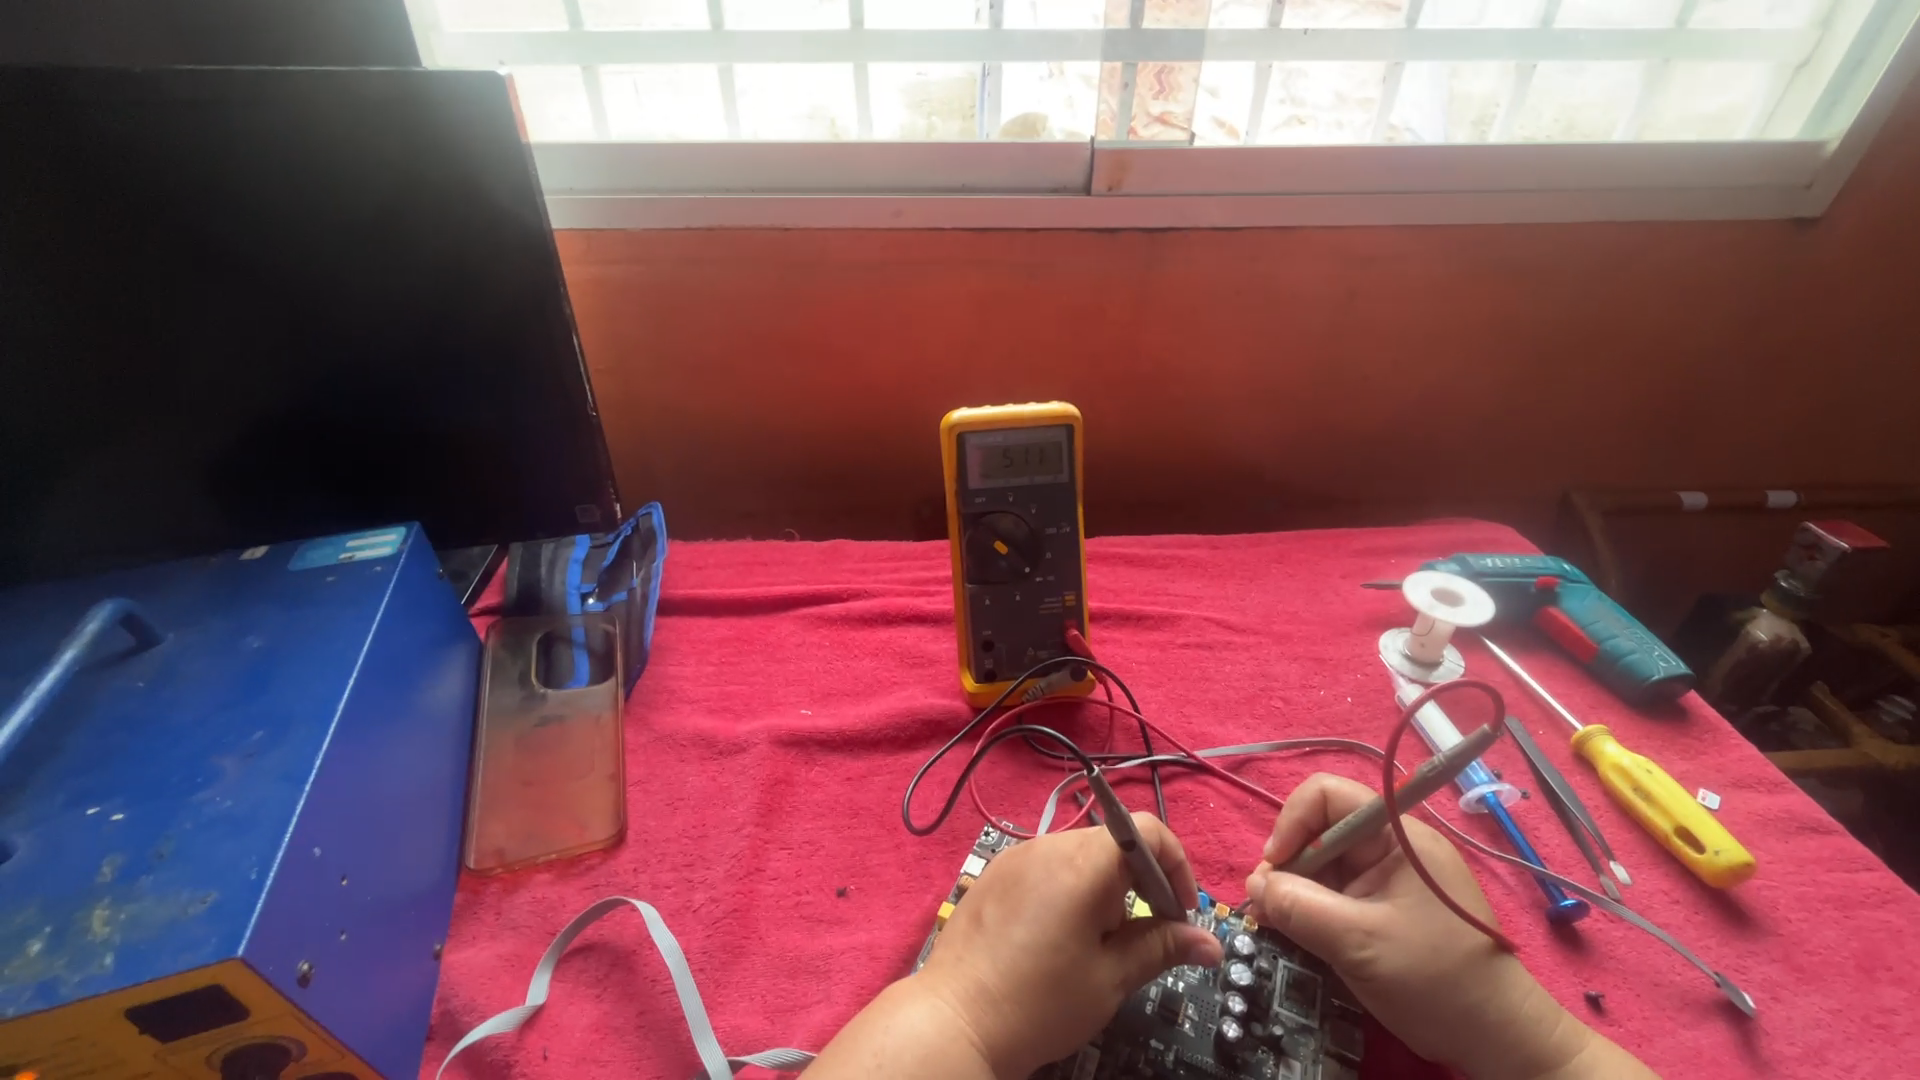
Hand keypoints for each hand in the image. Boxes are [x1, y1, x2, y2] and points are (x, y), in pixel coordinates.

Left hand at [915, 814, 1225, 1077]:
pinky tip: (1056, 937)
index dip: (1175, 864)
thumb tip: (1210, 942)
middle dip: (1139, 882)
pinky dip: (1067, 889)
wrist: (954, 1019)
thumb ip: (1161, 947)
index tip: (1179, 913)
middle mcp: (1047, 844)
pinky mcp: (995, 874)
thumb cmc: (1041, 1001)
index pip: (1145, 828)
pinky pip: (1045, 866)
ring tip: (1095, 944)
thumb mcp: (1111, 978)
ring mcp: (1016, 856)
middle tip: (1142, 936)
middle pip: (1111, 842)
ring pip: (1077, 855)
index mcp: (1082, 862)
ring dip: (1103, 887)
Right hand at [1244, 774, 1628, 1079]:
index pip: (1326, 795)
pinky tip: (1296, 933)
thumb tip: (1252, 885)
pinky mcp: (1385, 908)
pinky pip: (1335, 892)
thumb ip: (1298, 907)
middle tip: (1266, 906)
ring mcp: (1389, 879)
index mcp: (1398, 837)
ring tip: (1276, 925)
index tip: (1274, 868)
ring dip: (1295, 891)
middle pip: (1319, 831)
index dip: (1292, 823)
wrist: (1502, 1046)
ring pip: (1322, 864)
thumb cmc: (1438, 983)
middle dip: (1288, 865)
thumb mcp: (1358, 943)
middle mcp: (1391, 848)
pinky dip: (1311, 909)